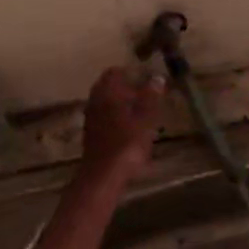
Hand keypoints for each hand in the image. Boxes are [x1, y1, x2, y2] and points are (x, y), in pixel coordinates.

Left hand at [80, 67, 164, 182]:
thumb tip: (157, 78)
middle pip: (110, 87)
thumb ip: (151, 97)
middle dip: (128, 88)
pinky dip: (119, 117)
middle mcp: (95, 101)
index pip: (115, 72)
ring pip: (108, 103)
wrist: (104, 175)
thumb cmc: (127, 144)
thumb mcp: (146, 119)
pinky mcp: (93, 134)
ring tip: (144, 112)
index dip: (132, 73)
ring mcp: (92, 119)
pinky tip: (133, 128)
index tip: (148, 78)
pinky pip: (106, 117)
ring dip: (124, 104)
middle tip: (149, 94)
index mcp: (107, 93)